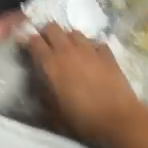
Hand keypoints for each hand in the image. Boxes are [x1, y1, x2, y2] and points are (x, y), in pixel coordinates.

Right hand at [28, 23, 147, 147]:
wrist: (118, 119)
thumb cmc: (82, 119)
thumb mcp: (54, 110)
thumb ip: (42, 91)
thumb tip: (38, 81)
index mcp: (51, 63)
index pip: (34, 41)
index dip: (29, 42)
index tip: (29, 49)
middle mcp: (68, 50)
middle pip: (52, 27)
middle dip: (47, 34)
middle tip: (48, 47)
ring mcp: (89, 50)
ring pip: (74, 32)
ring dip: (69, 39)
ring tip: (71, 52)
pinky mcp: (107, 54)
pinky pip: (95, 43)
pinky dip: (91, 47)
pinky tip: (92, 58)